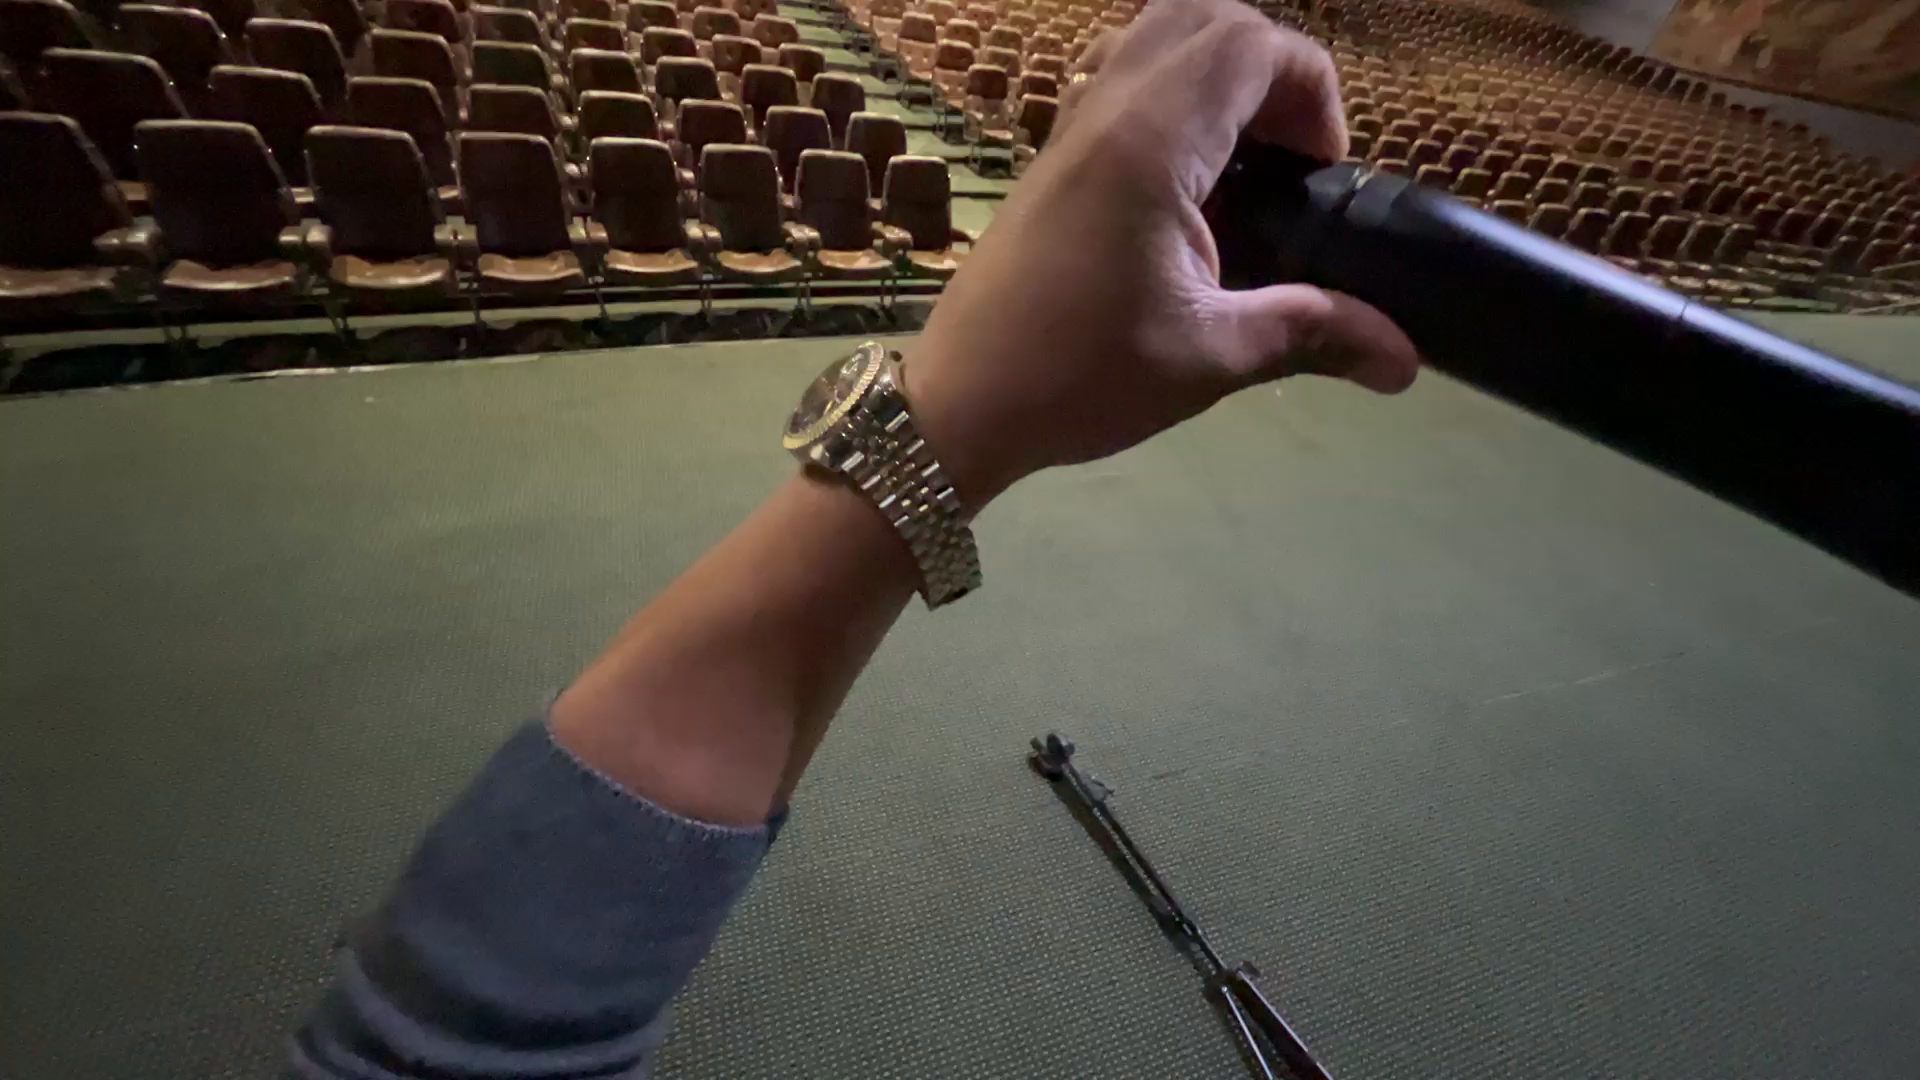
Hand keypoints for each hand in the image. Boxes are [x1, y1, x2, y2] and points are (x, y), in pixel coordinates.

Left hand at [905, 0, 1420, 509]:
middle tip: (1282, 160)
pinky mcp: (1038, 173)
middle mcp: (1100, 115)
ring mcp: (1059, 140)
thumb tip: (1404, 358)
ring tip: (1231, 172)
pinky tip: (1168, 199)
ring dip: (1206, 81)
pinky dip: (1157, 111)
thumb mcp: (1207, 356)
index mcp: (1149, 142)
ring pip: (1144, 47)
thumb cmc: (1079, 382)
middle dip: (1265, 70)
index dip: (1311, 92)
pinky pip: (1107, 95)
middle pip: (1200, 20)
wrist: (961, 409)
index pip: (1253, 43)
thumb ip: (1309, 333)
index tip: (1319, 177)